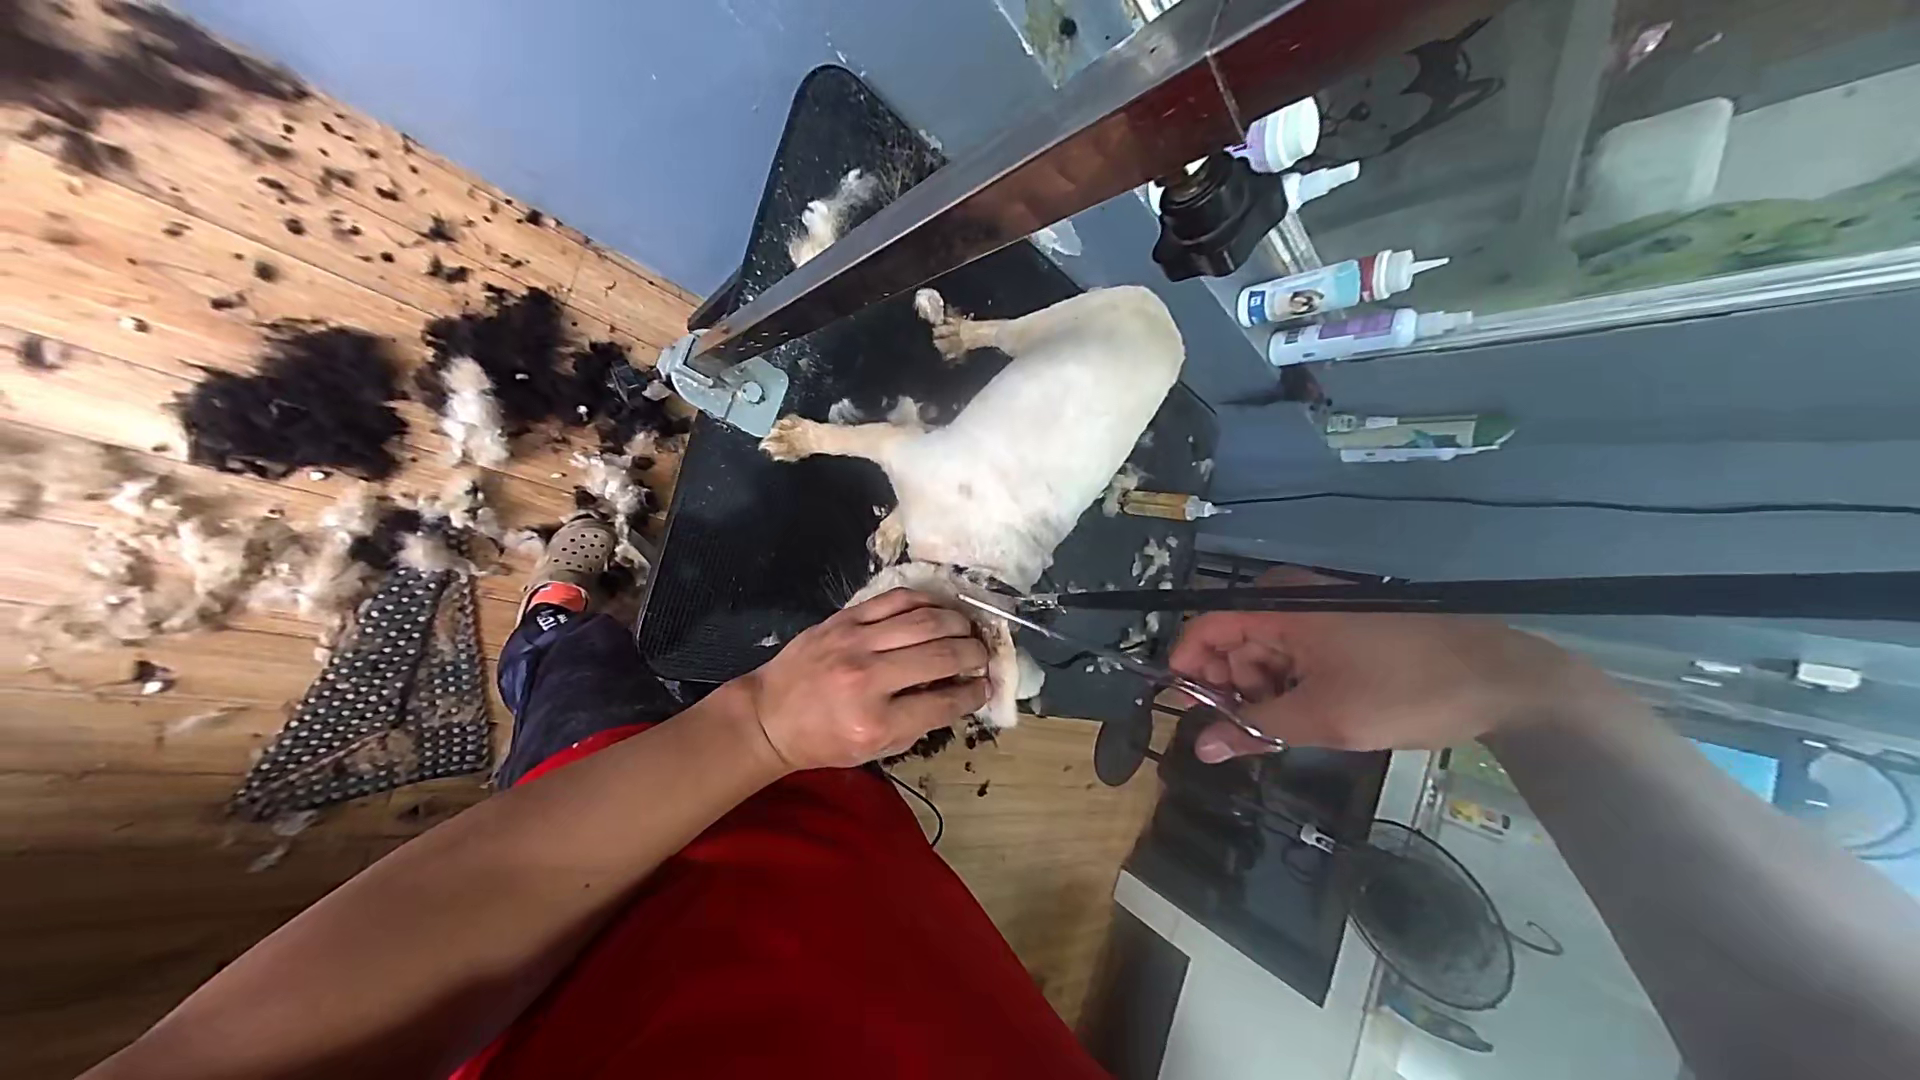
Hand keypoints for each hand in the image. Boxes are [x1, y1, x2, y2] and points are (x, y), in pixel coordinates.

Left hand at [739, 589, 989, 770]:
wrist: (769, 716)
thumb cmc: (824, 740)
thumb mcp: (875, 749)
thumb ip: (920, 722)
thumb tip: (960, 690)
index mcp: (876, 723)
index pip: (943, 702)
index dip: (974, 692)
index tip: (986, 685)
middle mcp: (867, 679)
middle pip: (941, 655)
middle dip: (973, 654)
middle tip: (983, 654)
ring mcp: (854, 642)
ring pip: (924, 621)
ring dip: (957, 623)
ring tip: (968, 630)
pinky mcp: (844, 619)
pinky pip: (897, 599)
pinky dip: (927, 601)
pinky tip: (940, 609)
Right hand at [1169, 569, 1619, 762]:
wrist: (1505, 680)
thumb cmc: (1404, 690)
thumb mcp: (1323, 718)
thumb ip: (1254, 729)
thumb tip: (1201, 749)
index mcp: (1278, 606)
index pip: (1205, 628)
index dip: (1188, 667)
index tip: (1188, 709)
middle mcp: (1289, 597)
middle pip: (1232, 641)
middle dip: (1234, 686)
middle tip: (1254, 727)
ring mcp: (1316, 609)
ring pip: (1262, 651)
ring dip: (1265, 689)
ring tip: (1294, 722)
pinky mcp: (1339, 624)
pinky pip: (1292, 651)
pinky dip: (1291, 682)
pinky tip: (1315, 708)